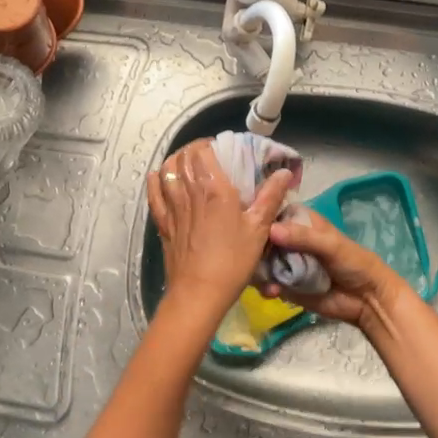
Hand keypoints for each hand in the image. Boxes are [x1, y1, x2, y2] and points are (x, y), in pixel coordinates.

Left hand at [145, 140, 291, 315]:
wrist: (199, 293)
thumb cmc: (233, 260)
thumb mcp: (259, 229)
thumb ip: (270, 197)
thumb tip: (284, 172)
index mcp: (214, 188)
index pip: (202, 151)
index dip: (208, 144)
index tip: (220, 147)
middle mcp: (189, 192)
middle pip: (182, 158)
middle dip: (193, 150)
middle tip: (207, 154)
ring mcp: (172, 207)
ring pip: (166, 171)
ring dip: (175, 161)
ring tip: (186, 163)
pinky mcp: (162, 223)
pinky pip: (153, 194)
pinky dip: (155, 180)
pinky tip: (159, 177)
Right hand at [261, 208, 405, 328]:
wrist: (367, 300)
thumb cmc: (354, 262)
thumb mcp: (331, 245)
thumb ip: (303, 237)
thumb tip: (272, 231)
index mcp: (300, 222)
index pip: (272, 213)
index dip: (258, 218)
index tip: (246, 225)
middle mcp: (288, 240)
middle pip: (262, 239)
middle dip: (255, 249)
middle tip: (252, 258)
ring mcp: (285, 263)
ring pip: (261, 261)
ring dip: (259, 270)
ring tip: (264, 279)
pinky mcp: (285, 285)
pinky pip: (267, 283)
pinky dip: (266, 287)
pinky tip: (272, 292)